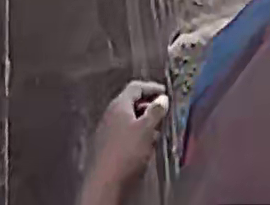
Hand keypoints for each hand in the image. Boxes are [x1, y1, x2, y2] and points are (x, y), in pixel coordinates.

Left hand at [83, 80, 168, 197]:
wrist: (105, 183)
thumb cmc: (126, 152)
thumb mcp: (146, 129)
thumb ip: (155, 111)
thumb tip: (162, 99)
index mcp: (119, 104)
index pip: (136, 87)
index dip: (151, 87)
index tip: (164, 92)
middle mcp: (110, 113)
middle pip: (131, 102)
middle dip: (148, 105)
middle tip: (162, 110)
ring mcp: (106, 129)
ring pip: (128, 118)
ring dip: (143, 120)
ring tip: (156, 128)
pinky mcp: (106, 145)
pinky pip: (123, 131)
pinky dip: (136, 133)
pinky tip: (144, 144)